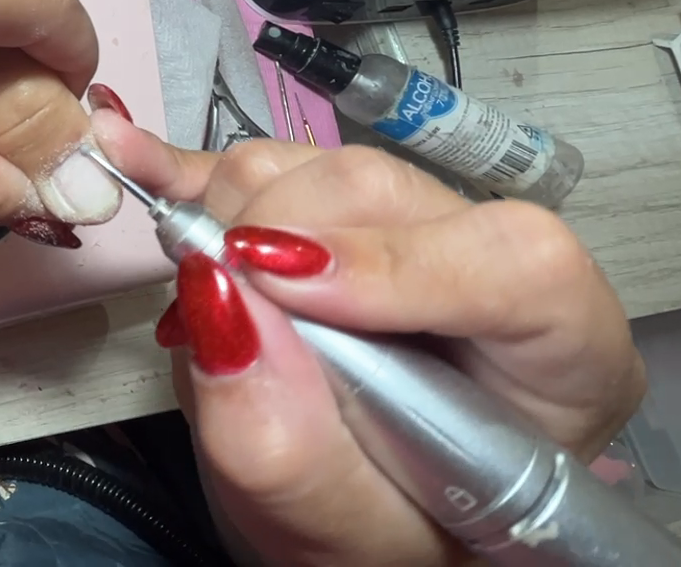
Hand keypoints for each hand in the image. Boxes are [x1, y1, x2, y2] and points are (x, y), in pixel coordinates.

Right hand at [90, 105, 645, 565]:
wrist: (338, 499)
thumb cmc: (374, 531)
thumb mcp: (340, 531)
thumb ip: (287, 444)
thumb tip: (219, 300)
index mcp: (553, 352)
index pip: (512, 262)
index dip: (390, 261)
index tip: (276, 283)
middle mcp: (472, 258)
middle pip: (376, 188)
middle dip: (272, 232)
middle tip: (213, 294)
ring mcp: (382, 217)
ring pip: (293, 162)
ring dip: (220, 216)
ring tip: (201, 294)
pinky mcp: (303, 204)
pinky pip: (233, 163)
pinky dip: (172, 164)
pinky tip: (127, 152)